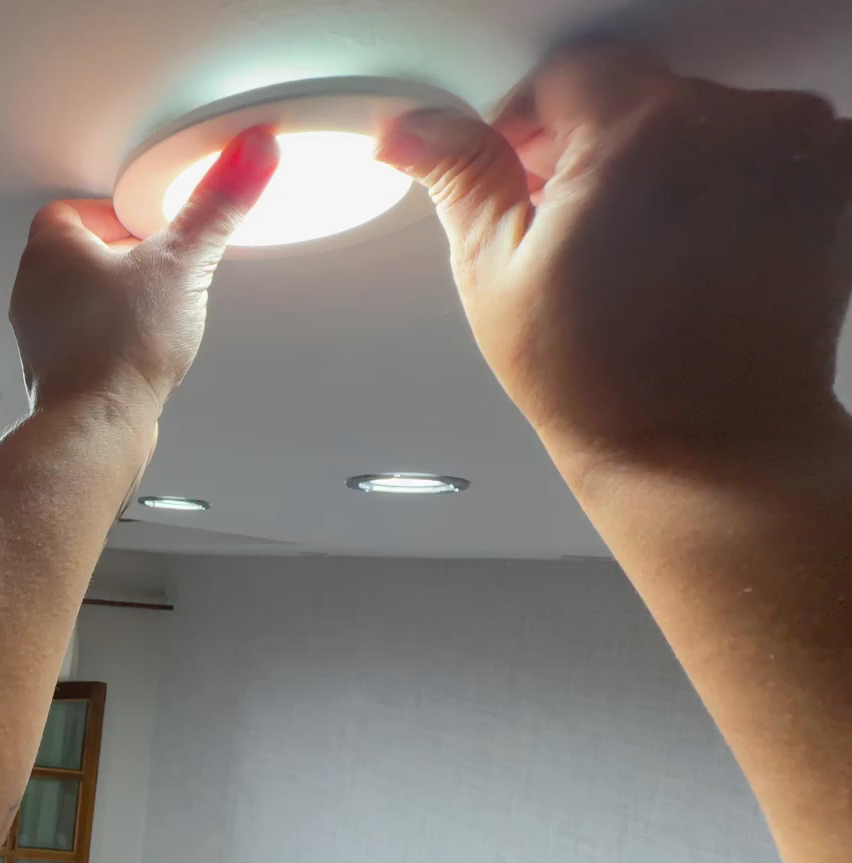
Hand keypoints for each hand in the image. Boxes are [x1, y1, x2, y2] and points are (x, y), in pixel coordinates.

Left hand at [9, 126, 279, 421]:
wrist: (97, 424)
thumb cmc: (119, 349)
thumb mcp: (182, 263)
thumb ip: (215, 206)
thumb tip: (249, 153)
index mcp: (48, 253)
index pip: (72, 210)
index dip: (112, 212)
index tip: (146, 222)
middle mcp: (32, 293)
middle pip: (76, 255)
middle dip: (119, 255)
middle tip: (156, 261)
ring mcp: (38, 336)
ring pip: (77, 300)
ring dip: (114, 298)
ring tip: (153, 305)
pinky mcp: (52, 370)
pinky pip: (81, 339)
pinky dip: (108, 336)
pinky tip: (139, 347)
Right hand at [377, 44, 851, 471]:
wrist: (695, 430)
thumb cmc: (591, 369)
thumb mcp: (489, 269)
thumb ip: (459, 179)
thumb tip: (411, 130)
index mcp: (638, 137)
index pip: (569, 72)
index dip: (520, 122)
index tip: (510, 174)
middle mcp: (736, 122)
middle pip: (631, 90)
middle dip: (576, 146)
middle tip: (549, 226)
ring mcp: (797, 146)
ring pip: (686, 116)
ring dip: (637, 161)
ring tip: (609, 245)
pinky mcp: (829, 175)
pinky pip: (743, 145)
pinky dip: (698, 178)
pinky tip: (663, 247)